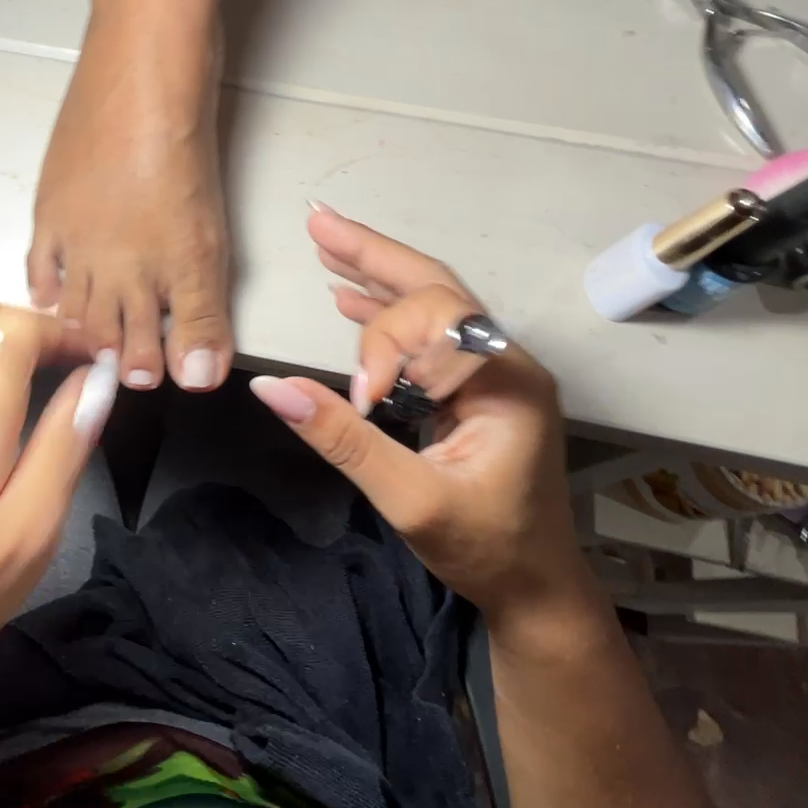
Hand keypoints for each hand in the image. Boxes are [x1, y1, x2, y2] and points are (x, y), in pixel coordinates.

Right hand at [28, 13, 233, 392]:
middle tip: (117, 376)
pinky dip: (43, 284)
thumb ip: (202, 309)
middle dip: (116, 352)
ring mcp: (73, 235)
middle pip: (106, 321)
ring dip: (82, 326)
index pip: (145, 336)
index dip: (148, 362)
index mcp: (148, 273)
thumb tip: (197, 378)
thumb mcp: (209, 235)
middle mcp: (105, 264)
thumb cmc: (185, 146)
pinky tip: (46, 298)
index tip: (149, 381)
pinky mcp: (51, 204)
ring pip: (74, 298)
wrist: (140, 75)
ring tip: (85, 348)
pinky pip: (39, 259)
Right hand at [248, 206, 589, 618]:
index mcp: (505, 380)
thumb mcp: (408, 500)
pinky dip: (382, 311)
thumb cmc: (483, 548)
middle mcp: (504, 362)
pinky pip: (425, 333)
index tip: (359, 403)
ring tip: (326, 244)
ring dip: (374, 273)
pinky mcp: (472, 387)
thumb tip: (271, 389)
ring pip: (429, 304)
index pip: (433, 321)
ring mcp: (490, 372)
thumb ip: (342, 440)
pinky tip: (347, 300)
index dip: (380, 347)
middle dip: (372, 254)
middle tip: (319, 221)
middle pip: (434, 288)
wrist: (536, 586)